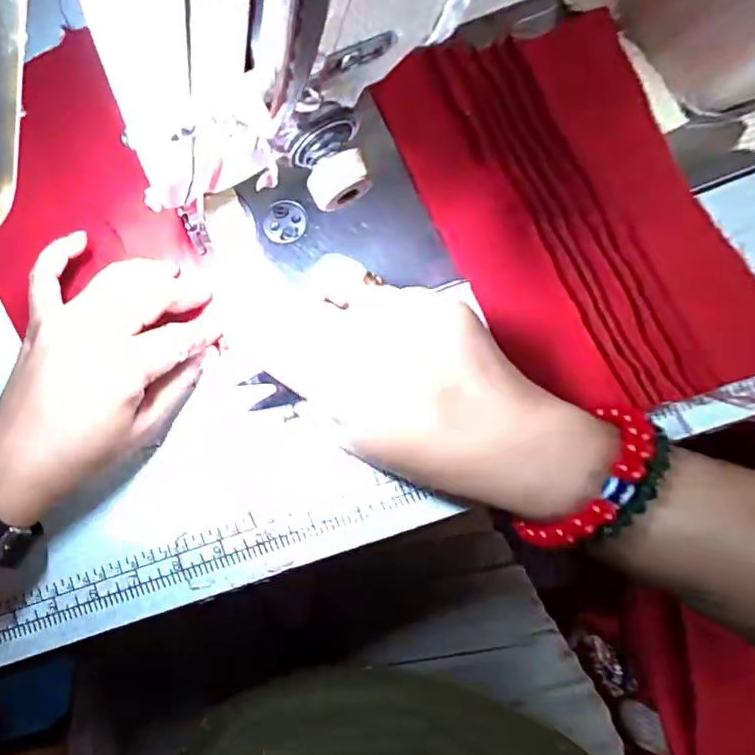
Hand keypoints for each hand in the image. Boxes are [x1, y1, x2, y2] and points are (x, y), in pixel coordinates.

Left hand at [0, 234, 219, 524]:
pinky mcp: (39, 321)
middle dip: (183, 291)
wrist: (18, 461)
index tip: (224, 322)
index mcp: (126, 364)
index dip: (205, 330)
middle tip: (205, 290)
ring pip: (112, 280)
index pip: (178, 337)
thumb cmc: (83, 455)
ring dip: (144, 270)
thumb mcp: (141, 431)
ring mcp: (64, 320)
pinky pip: (45, 277)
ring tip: (169, 271)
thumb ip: (175, 388)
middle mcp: (96, 331)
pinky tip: (80, 240)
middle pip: (149, 297)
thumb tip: (201, 357)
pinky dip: (59, 254)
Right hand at [226, 256, 614, 519]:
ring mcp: (410, 319)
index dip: (254, 336)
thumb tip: (285, 375)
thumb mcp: (363, 443)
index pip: (282, 349)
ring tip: (364, 342)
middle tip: (297, 337)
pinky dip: (381, 315)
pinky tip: (402, 340)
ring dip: (338, 314)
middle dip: (289, 320)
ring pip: (344, 296)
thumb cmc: (434, 457)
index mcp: (352, 397)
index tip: (238, 331)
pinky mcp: (440, 302)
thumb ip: (318, 405)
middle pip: (305, 315)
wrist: (516, 440)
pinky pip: (387, 298)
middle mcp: (375, 350)